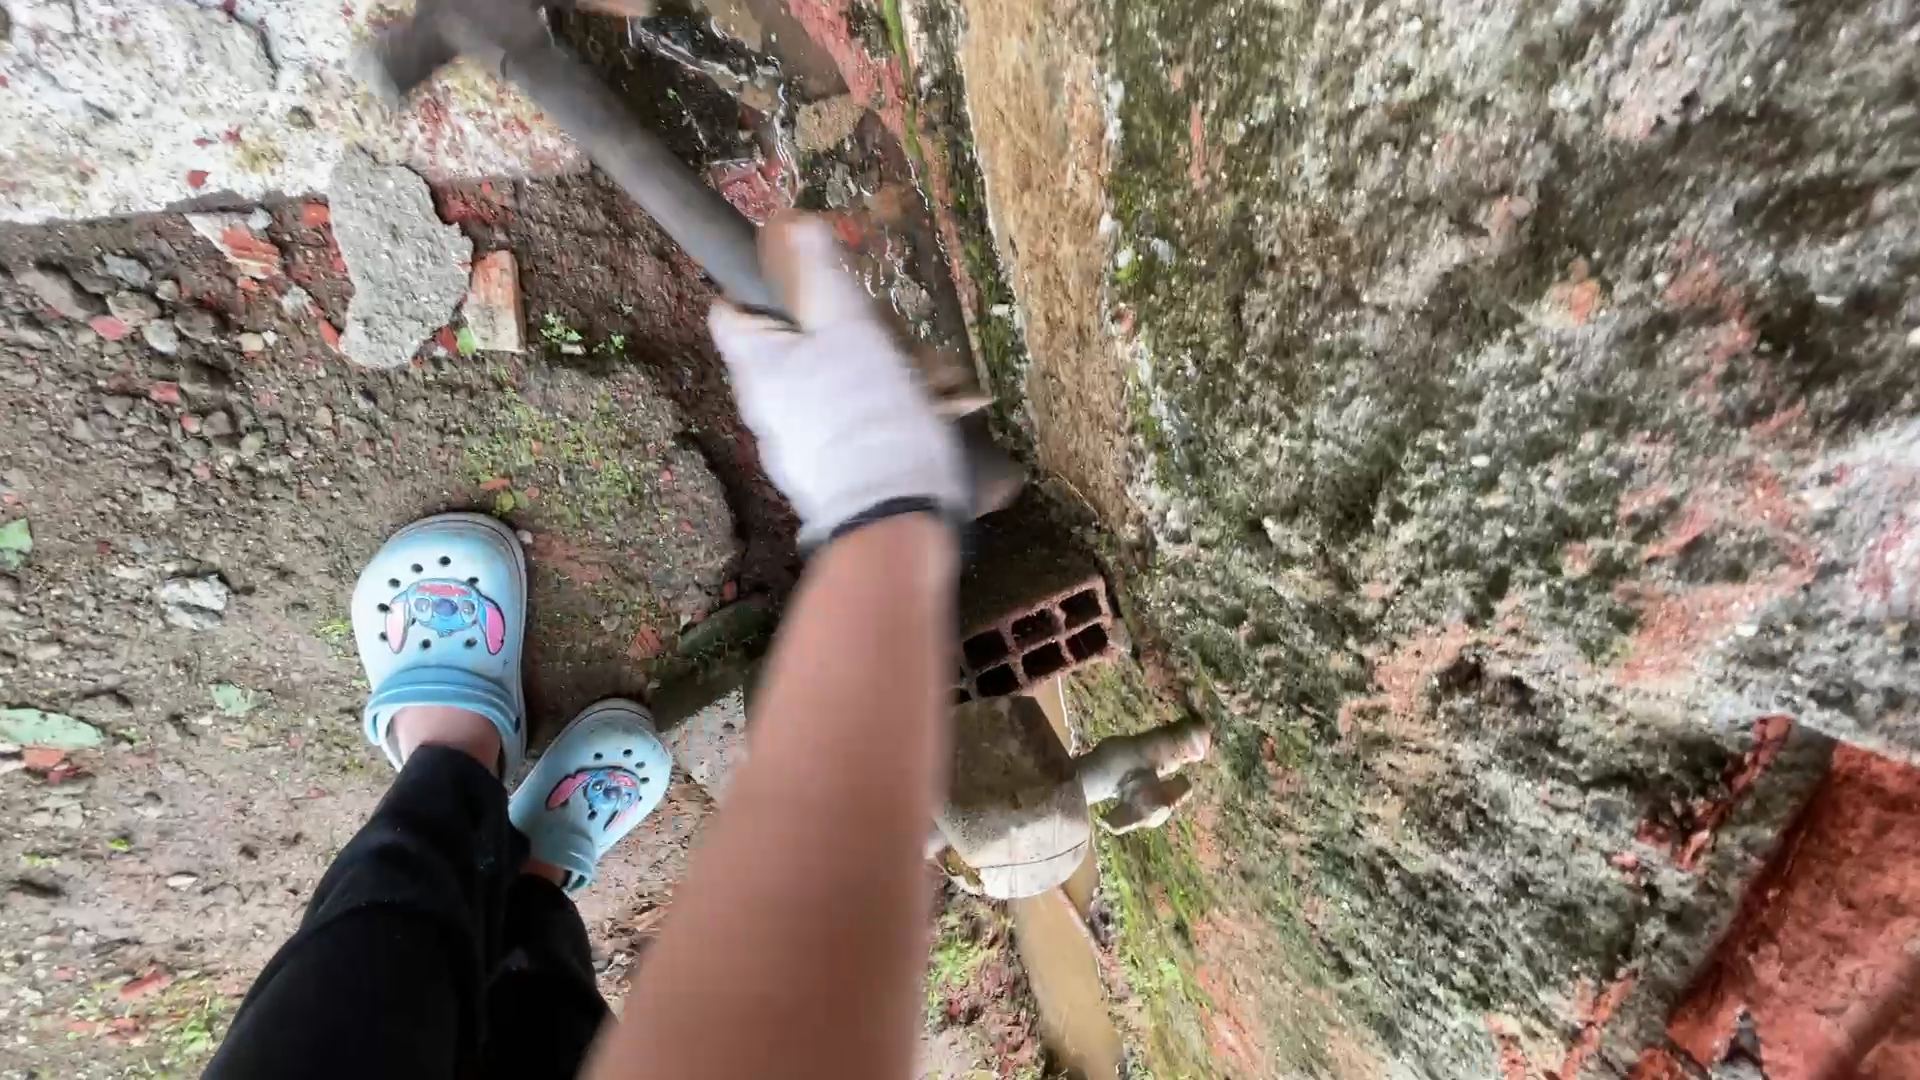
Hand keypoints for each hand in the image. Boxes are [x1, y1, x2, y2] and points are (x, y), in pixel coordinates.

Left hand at [709, 213, 966, 547]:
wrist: (893, 513)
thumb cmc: (869, 412)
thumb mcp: (849, 328)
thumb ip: (818, 275)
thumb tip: (787, 222)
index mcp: (756, 367)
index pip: (732, 309)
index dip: (765, 286)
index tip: (815, 286)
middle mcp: (766, 408)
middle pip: (798, 346)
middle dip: (854, 333)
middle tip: (904, 342)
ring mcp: (797, 445)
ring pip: (834, 384)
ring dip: (884, 372)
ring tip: (936, 385)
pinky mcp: (830, 474)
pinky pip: (854, 424)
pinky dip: (886, 412)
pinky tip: (931, 416)